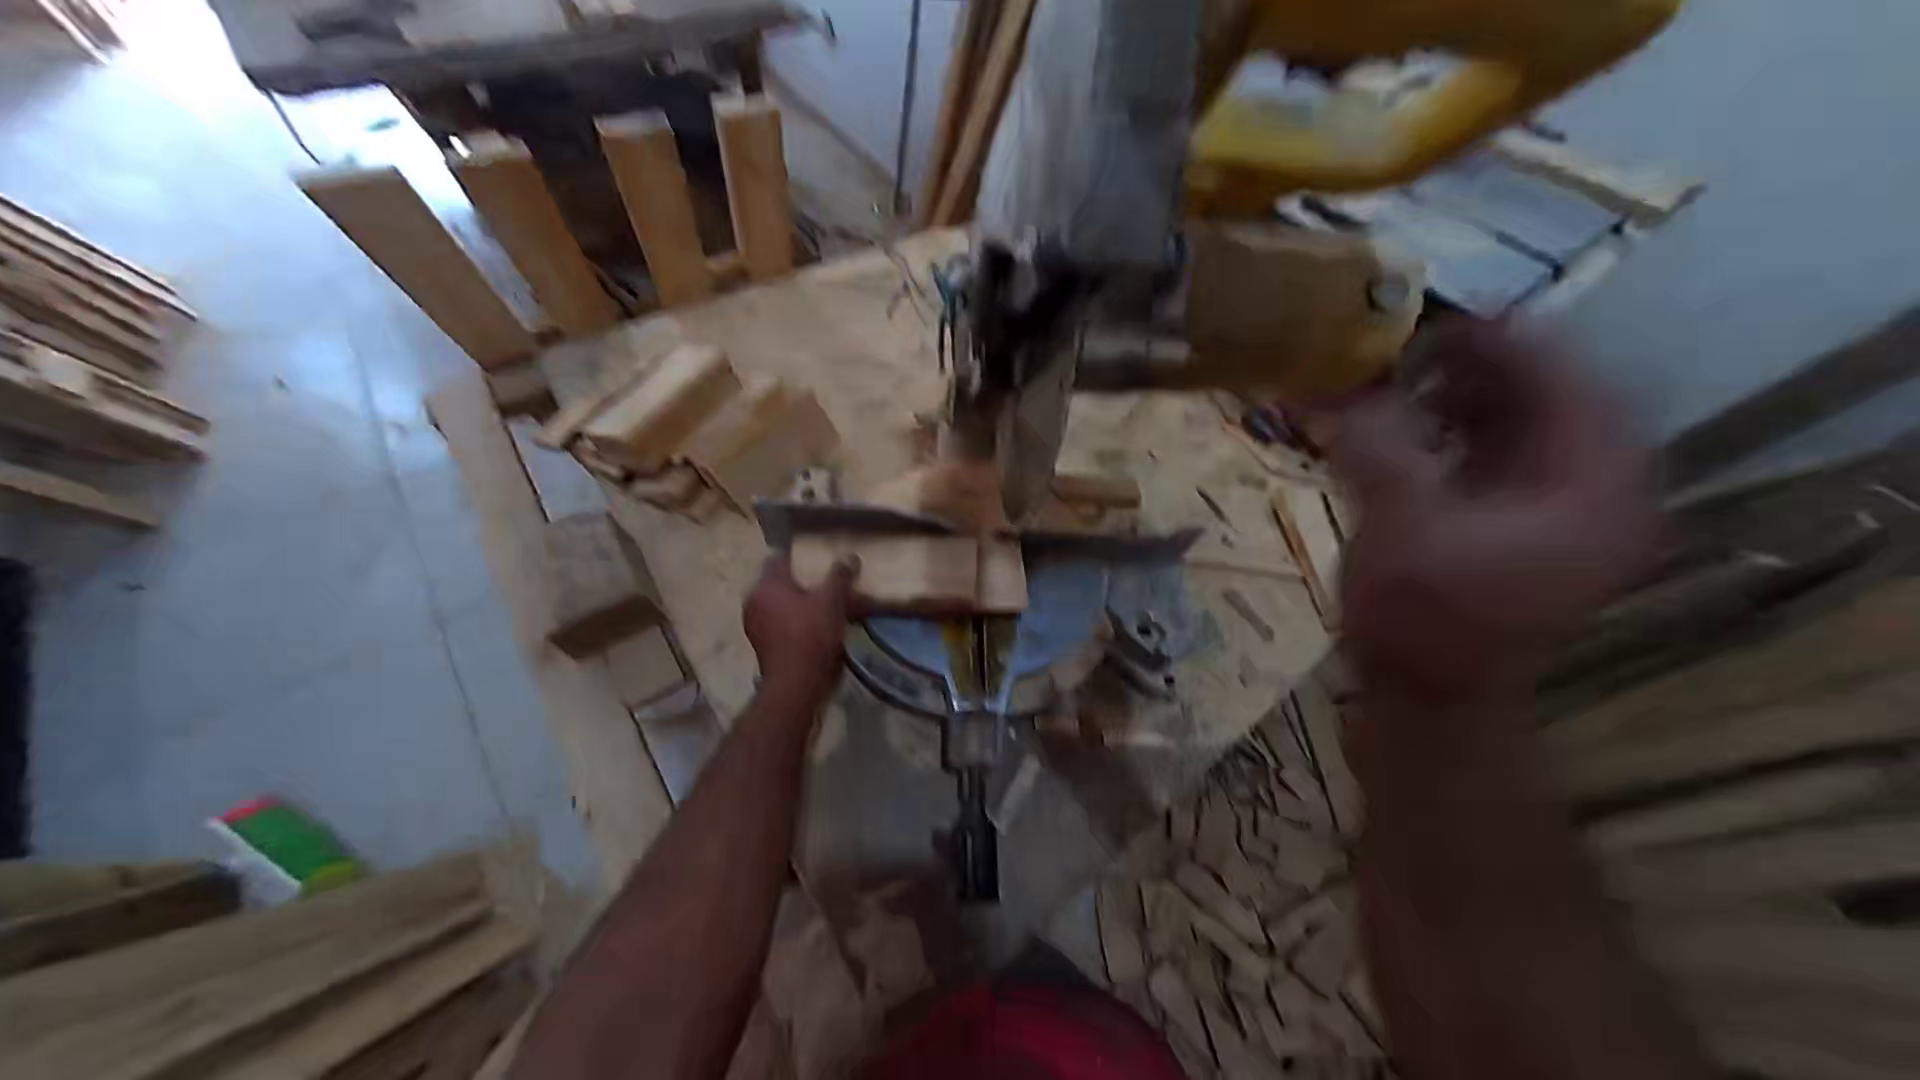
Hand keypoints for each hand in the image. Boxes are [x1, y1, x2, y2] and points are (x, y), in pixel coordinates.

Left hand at [743, 551, 858, 708]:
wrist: (796, 685)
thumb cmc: (811, 636)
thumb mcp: (832, 601)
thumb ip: (840, 576)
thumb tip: (850, 556)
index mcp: (767, 585)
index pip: (779, 558)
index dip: (798, 556)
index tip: (817, 557)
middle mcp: (754, 601)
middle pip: (777, 582)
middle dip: (798, 580)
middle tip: (823, 580)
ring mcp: (754, 625)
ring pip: (777, 604)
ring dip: (794, 603)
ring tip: (821, 604)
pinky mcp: (761, 645)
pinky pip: (778, 623)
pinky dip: (792, 621)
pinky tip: (812, 626)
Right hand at [1329, 322, 1660, 704]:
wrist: (1426, 701)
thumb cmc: (1423, 621)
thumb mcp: (1397, 526)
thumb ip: (1376, 448)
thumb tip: (1341, 393)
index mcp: (1593, 491)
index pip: (1568, 385)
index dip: (1505, 343)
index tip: (1439, 317)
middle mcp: (1592, 495)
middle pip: (1546, 402)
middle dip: (1475, 369)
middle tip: (1409, 345)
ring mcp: (1556, 516)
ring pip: (1518, 430)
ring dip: (1459, 399)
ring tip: (1400, 379)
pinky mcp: (1515, 531)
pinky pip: (1491, 461)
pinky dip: (1449, 435)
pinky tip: (1404, 426)